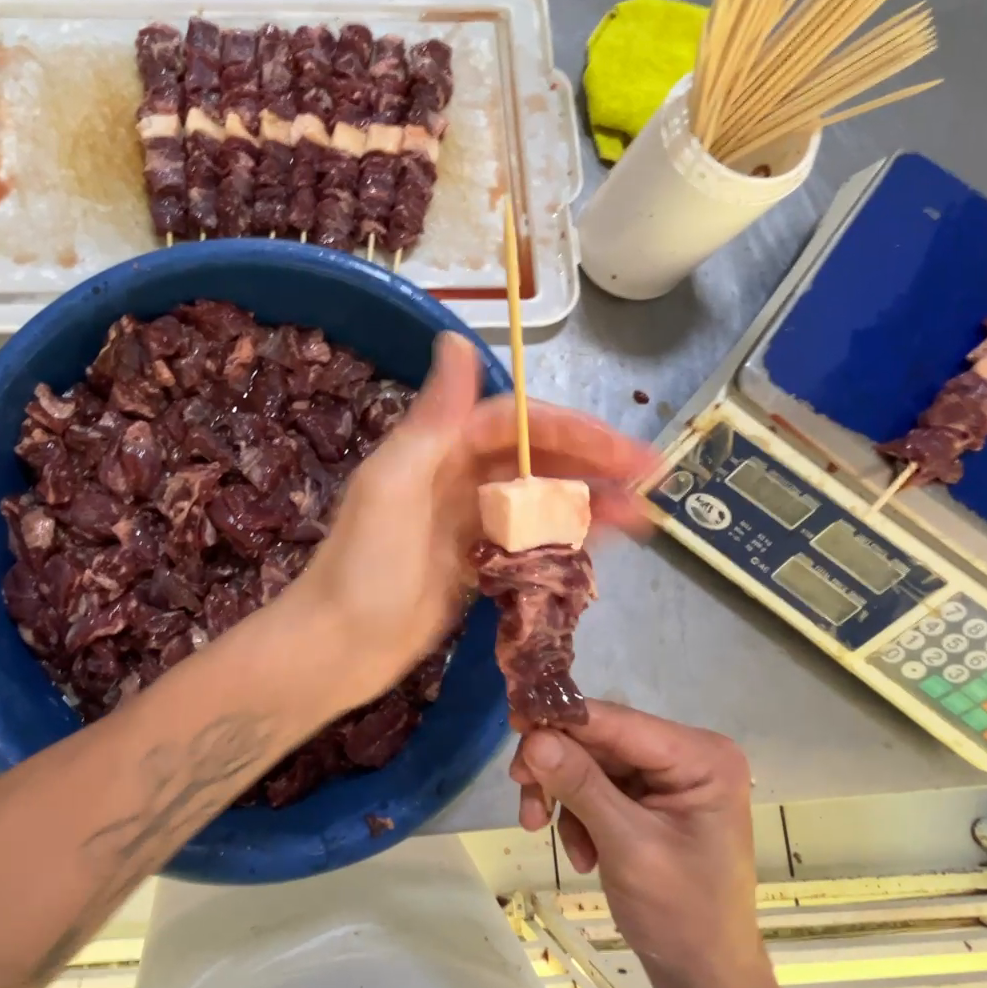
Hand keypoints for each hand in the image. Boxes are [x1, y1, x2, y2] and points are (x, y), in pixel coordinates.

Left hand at [288, 334, 657, 710]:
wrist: (335, 648)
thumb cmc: (363, 565)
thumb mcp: (394, 485)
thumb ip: (433, 418)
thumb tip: (455, 339)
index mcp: (433, 449)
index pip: (512, 424)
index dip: (568, 428)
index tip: (622, 446)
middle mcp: (452, 477)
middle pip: (531, 458)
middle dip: (590, 462)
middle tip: (651, 476)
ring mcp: (464, 523)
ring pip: (535, 498)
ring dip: (586, 500)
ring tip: (642, 514)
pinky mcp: (474, 565)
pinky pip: (527, 540)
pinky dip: (563, 538)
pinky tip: (603, 544)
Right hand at [511, 701, 781, 987]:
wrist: (704, 978)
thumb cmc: (682, 914)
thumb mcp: (628, 846)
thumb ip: (580, 786)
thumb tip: (533, 738)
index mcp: (700, 756)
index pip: (616, 722)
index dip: (561, 717)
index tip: (512, 718)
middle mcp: (684, 754)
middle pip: (597, 740)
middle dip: (556, 769)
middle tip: (522, 794)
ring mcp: (666, 777)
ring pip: (587, 762)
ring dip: (561, 796)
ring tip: (541, 830)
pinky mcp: (648, 798)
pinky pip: (594, 786)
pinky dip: (576, 815)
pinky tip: (581, 853)